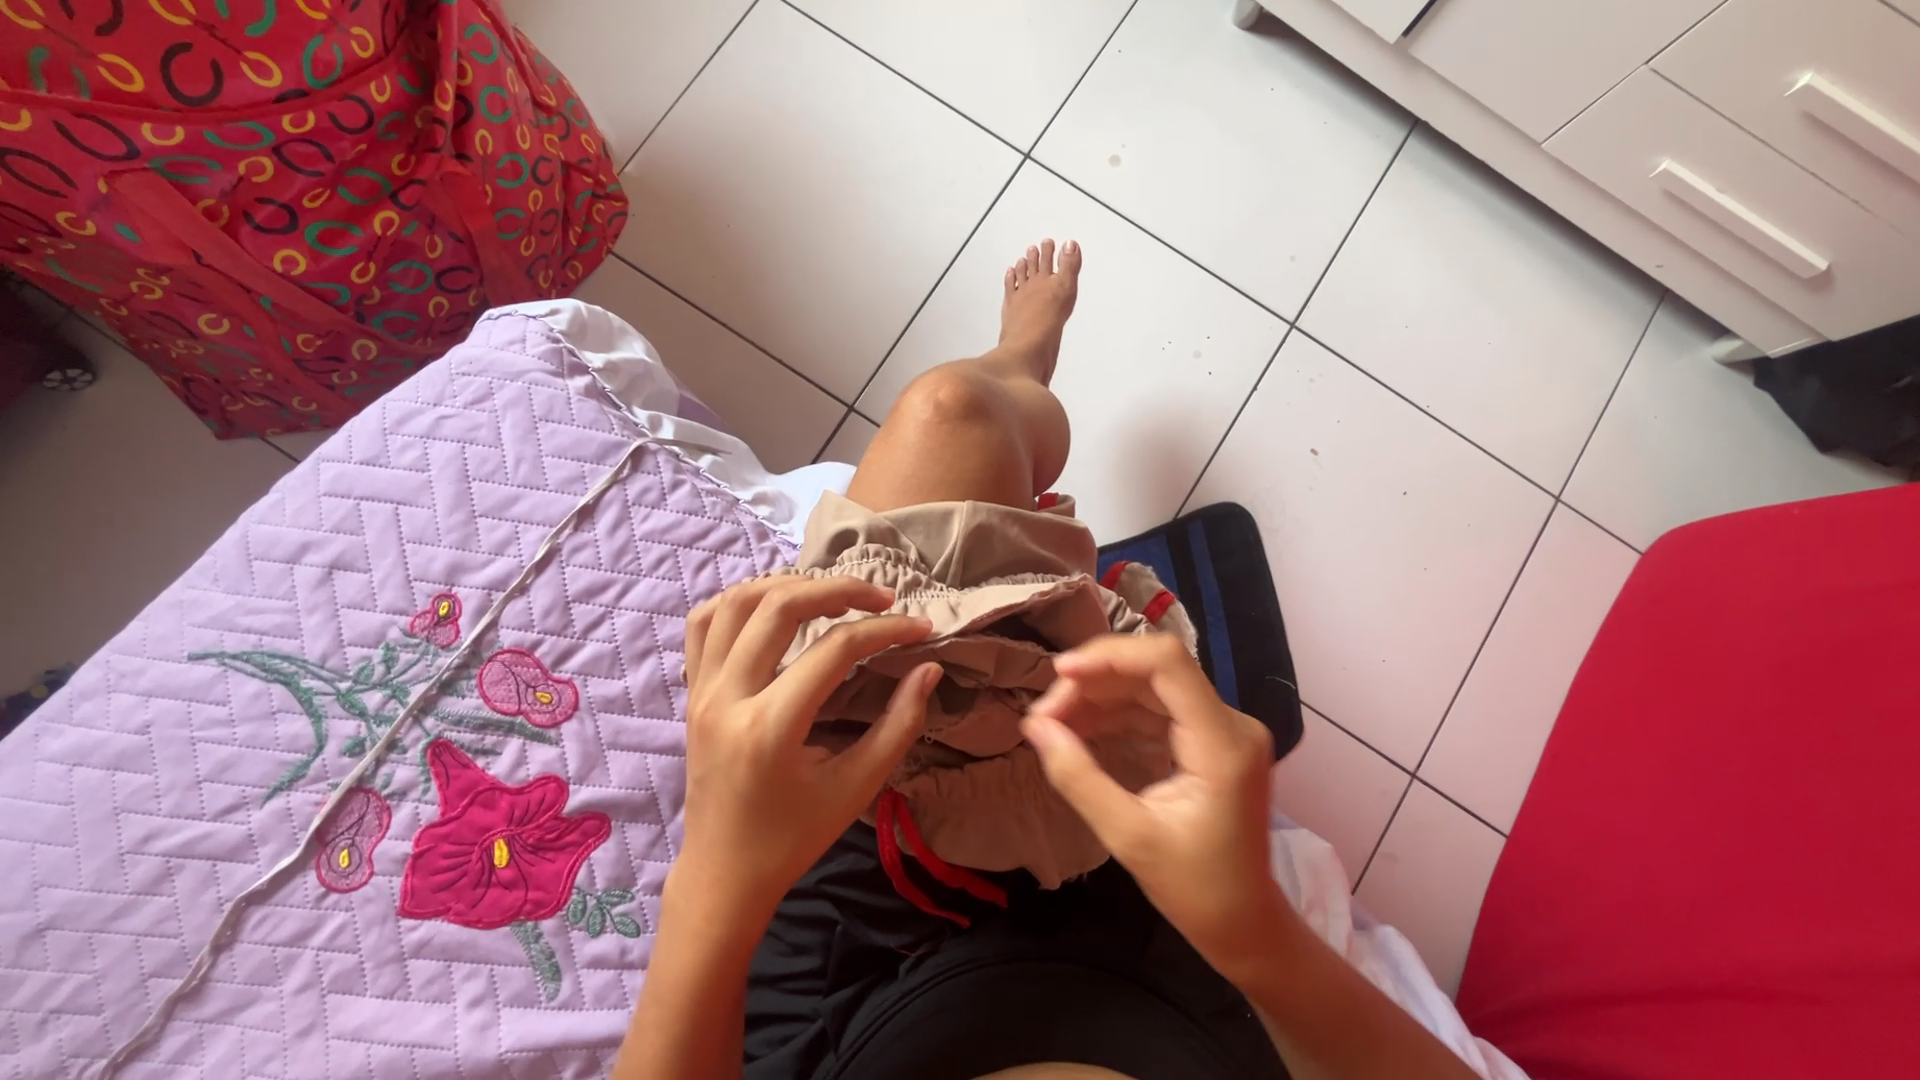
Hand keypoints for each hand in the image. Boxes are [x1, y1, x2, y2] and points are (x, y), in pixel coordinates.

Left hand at [677, 576, 941, 912]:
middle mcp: (727, 697)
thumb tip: (929, 669)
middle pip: (781, 606)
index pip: (835, 649)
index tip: (921, 629)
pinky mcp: (690, 693)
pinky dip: (739, 601)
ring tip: (831, 594)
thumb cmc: (795, 836)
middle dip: (839, 588)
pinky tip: (774, 608)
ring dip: (789, 585)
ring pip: (736, 602)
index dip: (886, 631)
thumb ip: (898, 724)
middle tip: (881, 597)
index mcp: (770, 727)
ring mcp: (700, 691)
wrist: (724, 873)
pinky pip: (703, 624)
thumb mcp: (856, 787)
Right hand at [1021, 634, 1287, 980]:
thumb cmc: (1194, 889)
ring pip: (1149, 686)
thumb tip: (1033, 726)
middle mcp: (1229, 723)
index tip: (1060, 673)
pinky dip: (1115, 713)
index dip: (1110, 656)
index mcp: (1222, 743)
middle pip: (1153, 671)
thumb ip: (1078, 776)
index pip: (1167, 664)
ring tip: (1053, 723)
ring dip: (1098, 697)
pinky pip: (1155, 708)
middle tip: (1045, 715)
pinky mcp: (1208, 739)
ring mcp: (1221, 728)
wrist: (1244, 923)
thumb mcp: (1128, 836)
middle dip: (1093, 682)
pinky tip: (1079, 729)